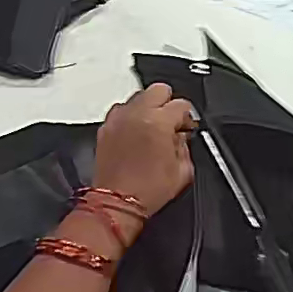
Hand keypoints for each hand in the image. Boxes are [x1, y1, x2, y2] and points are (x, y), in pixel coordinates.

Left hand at [92, 83, 194, 216]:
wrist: (116, 202)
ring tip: (152, 128)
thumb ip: (185, 146)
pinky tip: (135, 132)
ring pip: (137, 97)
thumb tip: (182, 136)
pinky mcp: (105, 128)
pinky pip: (120, 111)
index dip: (187, 117)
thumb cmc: (146, 190)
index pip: (181, 104)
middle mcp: (135, 114)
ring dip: (147, 108)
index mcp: (158, 122)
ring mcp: (117, 119)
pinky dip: (129, 117)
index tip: (187, 127)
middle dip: (167, 103)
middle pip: (157, 90)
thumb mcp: (183, 171)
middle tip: (171, 121)